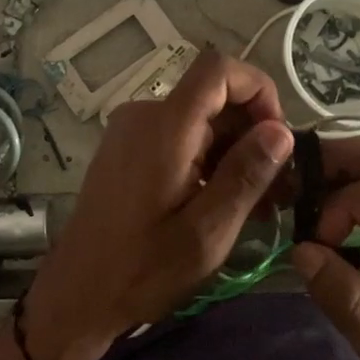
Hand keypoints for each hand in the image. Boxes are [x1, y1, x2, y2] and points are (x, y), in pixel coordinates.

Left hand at [20, 48, 293, 359]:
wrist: (78, 290)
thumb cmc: (143, 268)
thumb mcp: (207, 232)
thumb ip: (245, 175)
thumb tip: (281, 130)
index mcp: (165, 126)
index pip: (218, 68)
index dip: (258, 89)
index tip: (278, 137)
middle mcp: (145, 114)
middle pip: (212, 96)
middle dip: (251, 132)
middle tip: (275, 189)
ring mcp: (131, 129)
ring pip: (198, 119)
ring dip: (230, 151)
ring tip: (252, 205)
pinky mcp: (125, 147)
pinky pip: (177, 135)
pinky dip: (205, 158)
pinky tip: (217, 202)